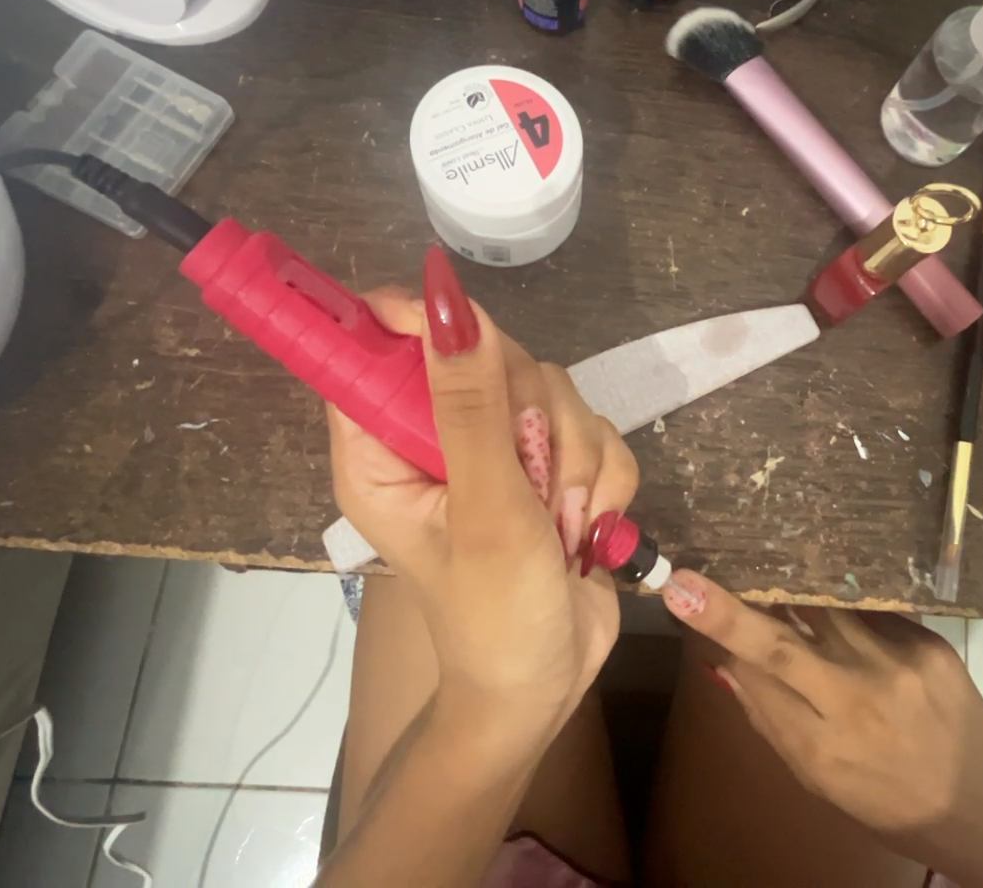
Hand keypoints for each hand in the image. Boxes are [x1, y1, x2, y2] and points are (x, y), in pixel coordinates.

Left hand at [328, 246, 635, 732]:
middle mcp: (438, 436)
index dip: (419, 323)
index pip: (378, 348)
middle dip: (535, 420)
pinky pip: (595, 426)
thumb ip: (471, 406)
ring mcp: (501, 446)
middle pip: (492, 357)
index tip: (472, 340)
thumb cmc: (495, 614)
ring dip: (576, 463)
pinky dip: (604, 478)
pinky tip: (590, 528)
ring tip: (563, 526)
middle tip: (536, 483)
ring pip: (555, 391)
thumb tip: (447, 301)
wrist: (551, 681)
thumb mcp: (485, 511)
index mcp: (383, 448)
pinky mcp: (554, 460)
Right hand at [659, 570, 982, 870]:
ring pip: (824, 608)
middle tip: (688, 576)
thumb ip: (770, 717)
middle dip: (731, 608)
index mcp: (824, 748)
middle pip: (781, 640)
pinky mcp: (928, 640)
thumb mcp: (820, 780)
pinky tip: (833, 605)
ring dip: (789, 590)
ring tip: (765, 565)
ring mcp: (897, 663)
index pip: (755, 674)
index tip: (680, 593)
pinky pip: (866, 609)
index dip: (717, 630)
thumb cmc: (889, 802)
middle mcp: (858, 700)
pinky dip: (840, 607)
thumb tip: (723, 659)